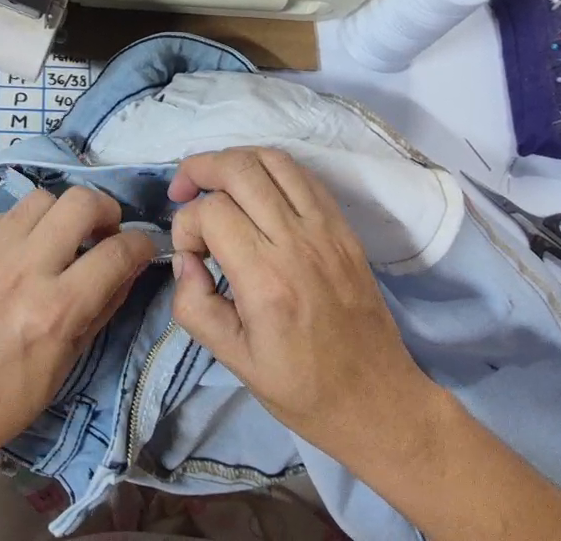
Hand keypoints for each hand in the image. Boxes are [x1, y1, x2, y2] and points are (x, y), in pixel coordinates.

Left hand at [0, 186, 154, 463]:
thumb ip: (107, 301)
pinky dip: (21, 229)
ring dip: (61, 215)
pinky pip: (3, 216)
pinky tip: (18, 254)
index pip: (116, 252)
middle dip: (105, 210)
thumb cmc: (13, 396)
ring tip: (59, 239)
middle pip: (80, 202)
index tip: (142, 245)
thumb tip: (133, 261)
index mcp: (55, 309)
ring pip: (40, 198)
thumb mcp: (72, 358)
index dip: (141, 243)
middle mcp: (21, 271)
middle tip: (103, 231)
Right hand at [168, 148, 432, 451]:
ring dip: (235, 160)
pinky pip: (304, 176)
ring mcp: (326, 230)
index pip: (212, 213)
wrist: (378, 401)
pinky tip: (256, 190)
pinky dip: (271, 168)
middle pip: (240, 169)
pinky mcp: (344, 228)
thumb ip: (195, 307)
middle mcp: (298, 243)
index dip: (186, 225)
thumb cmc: (302, 389)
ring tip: (214, 181)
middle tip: (182, 190)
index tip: (190, 256)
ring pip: (274, 159)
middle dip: (200, 168)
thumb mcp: (234, 361)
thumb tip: (185, 261)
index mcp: (267, 280)